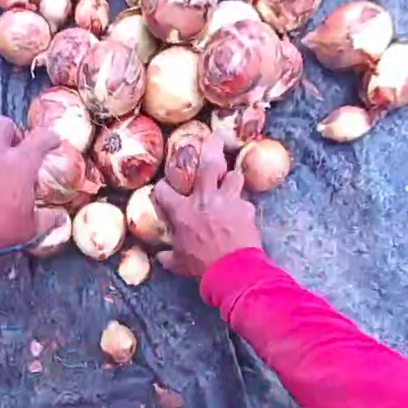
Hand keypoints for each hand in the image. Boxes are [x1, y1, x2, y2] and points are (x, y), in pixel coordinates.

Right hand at [152, 133, 262, 277]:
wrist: (233, 270)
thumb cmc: (202, 265)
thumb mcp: (179, 262)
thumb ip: (169, 256)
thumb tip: (161, 257)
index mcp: (183, 211)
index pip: (164, 191)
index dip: (162, 189)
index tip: (163, 191)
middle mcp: (205, 199)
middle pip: (208, 164)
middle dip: (211, 148)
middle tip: (214, 138)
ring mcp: (228, 201)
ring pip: (234, 176)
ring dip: (233, 176)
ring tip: (232, 178)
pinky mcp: (246, 209)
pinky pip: (246, 201)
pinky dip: (243, 205)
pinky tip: (243, 211)